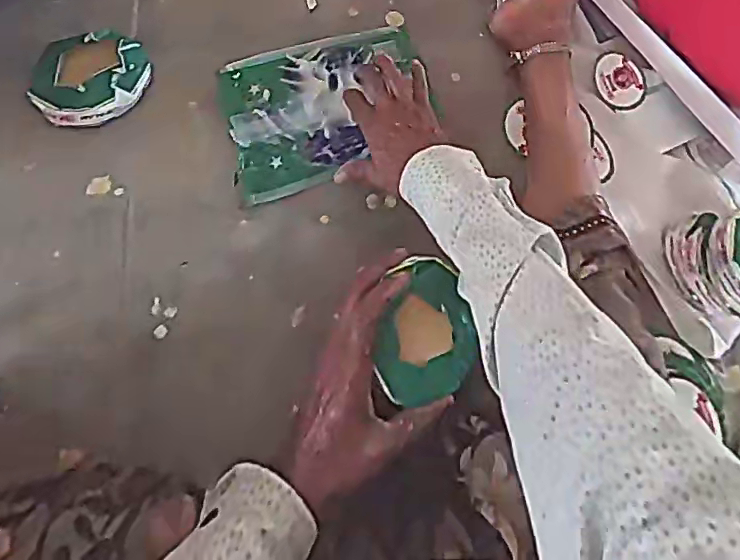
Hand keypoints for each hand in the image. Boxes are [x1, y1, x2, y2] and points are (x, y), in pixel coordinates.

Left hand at [288, 250, 451, 510]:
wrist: (294, 483)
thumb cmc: (336, 465)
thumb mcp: (383, 446)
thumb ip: (417, 420)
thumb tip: (445, 397)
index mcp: (349, 368)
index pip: (366, 316)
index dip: (386, 290)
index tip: (408, 275)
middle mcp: (334, 355)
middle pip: (350, 299)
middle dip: (375, 272)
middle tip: (400, 256)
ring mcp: (326, 358)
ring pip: (345, 306)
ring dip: (367, 282)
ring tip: (392, 271)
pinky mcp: (325, 364)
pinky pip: (344, 319)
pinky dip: (362, 300)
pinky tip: (377, 304)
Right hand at [336, 56, 446, 195]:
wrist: (431, 169)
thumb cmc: (403, 172)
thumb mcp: (376, 174)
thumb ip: (358, 171)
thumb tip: (340, 175)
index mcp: (372, 125)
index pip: (356, 103)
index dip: (350, 95)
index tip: (348, 93)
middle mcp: (388, 110)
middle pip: (373, 83)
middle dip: (365, 73)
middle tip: (361, 68)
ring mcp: (407, 105)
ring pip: (395, 79)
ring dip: (387, 66)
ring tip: (381, 57)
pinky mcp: (424, 106)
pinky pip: (420, 86)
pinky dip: (417, 74)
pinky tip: (415, 64)